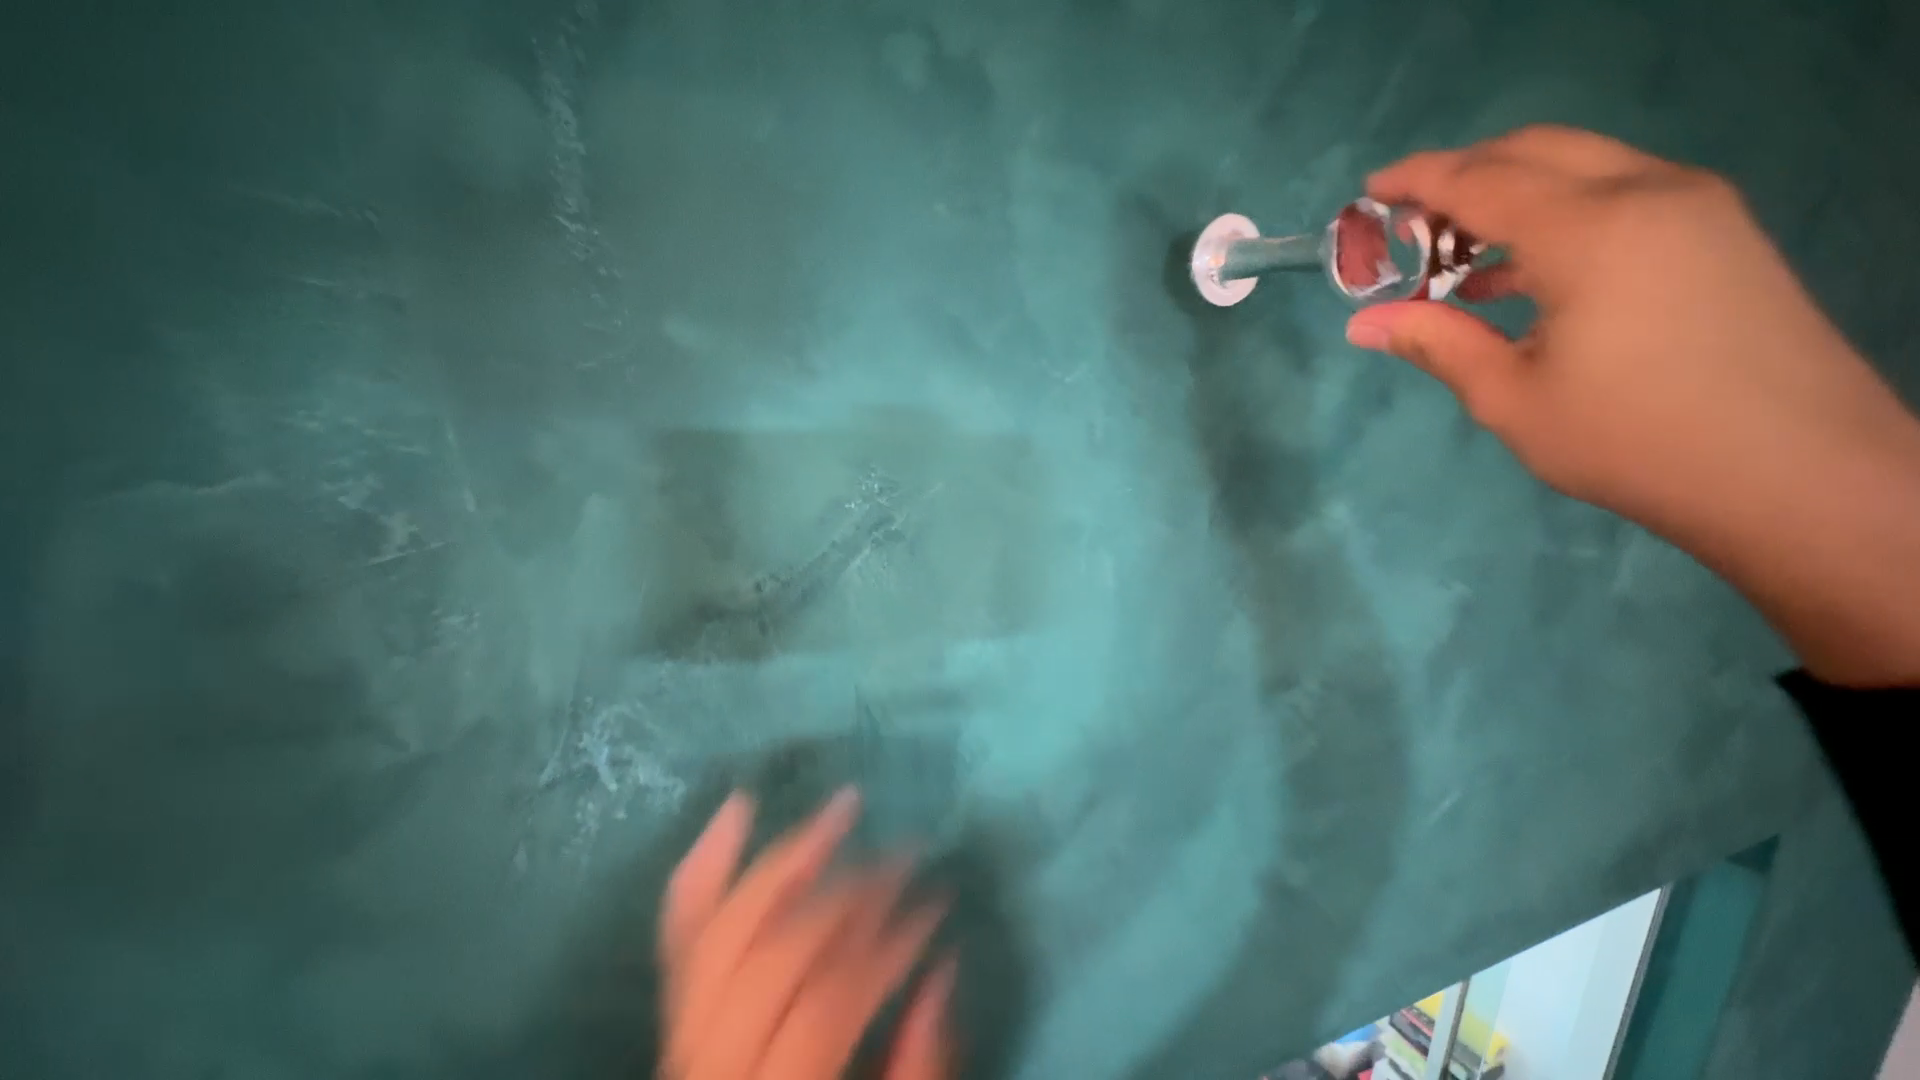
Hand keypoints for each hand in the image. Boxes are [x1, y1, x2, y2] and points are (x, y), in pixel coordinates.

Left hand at [658, 788, 954, 1079]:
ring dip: (785, 856)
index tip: (937, 902)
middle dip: (849, 893)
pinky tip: (739, 807)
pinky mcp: (671, 1010)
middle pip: (775, 949)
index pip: (828, 998)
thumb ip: (917, 1067)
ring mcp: (678, 1030)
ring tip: (842, 807)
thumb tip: (943, 966)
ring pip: (723, 923)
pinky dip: (705, 863)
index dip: (889, 943)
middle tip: (906, 855)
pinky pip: (679, 927)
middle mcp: (708, 1058)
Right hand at [1346, 125, 1919, 685]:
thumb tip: (1362, 324)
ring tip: (1454, 253)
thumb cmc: (1630, 438)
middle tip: (1407, 221)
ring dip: (1511, 194)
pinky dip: (1557, 215)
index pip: (1482, 179)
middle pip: (1534, 151)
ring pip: (1582, 167)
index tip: (1369, 190)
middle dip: (1462, 174)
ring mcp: (1694, 207)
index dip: (1417, 179)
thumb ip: (1436, 342)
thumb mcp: (1510, 397)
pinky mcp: (1717, 233)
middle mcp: (1646, 193)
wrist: (1793, 471)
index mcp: (1588, 230)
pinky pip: (1619, 195)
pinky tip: (1519, 274)